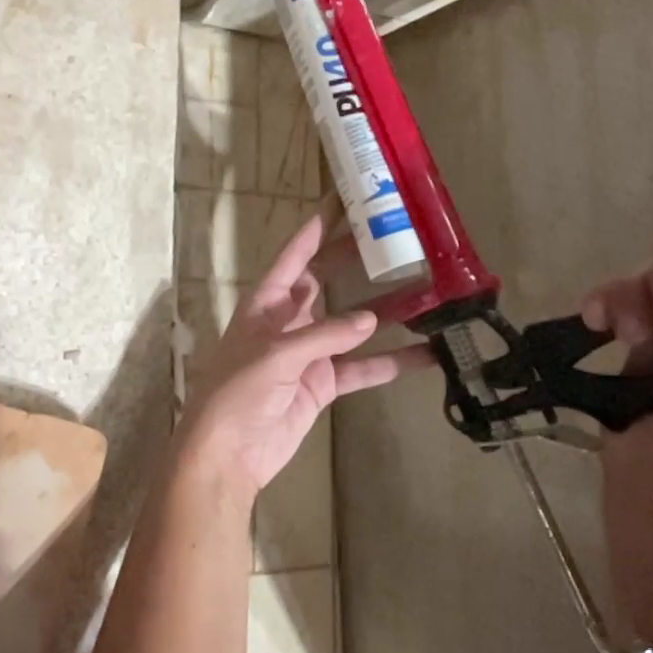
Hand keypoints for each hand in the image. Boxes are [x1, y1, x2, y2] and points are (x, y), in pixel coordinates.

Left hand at [181, 214, 430, 492]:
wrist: (227, 451)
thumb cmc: (237, 392)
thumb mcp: (275, 354)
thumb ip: (323, 335)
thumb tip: (372, 318)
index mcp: (265, 303)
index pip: (293, 257)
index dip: (315, 229)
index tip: (342, 200)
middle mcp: (288, 321)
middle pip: (325, 281)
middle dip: (354, 260)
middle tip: (394, 238)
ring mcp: (308, 353)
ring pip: (351, 325)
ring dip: (384, 311)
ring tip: (424, 291)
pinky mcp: (323, 384)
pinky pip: (362, 368)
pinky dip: (390, 363)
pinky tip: (425, 355)